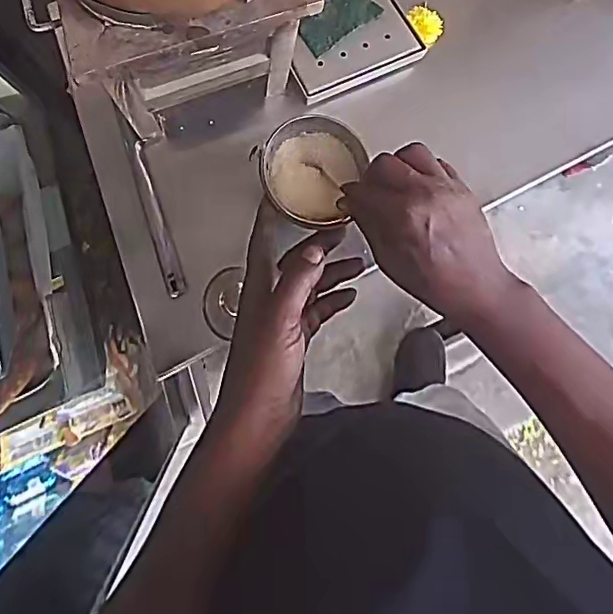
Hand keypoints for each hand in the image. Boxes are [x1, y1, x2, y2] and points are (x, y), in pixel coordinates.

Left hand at [212, 201, 364, 450]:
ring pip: (309, 284)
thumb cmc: (260, 374)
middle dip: (316, 243)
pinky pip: (317, 309)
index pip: (263, 241)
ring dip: (330, 271)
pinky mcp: (295, 338)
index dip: (271, 216)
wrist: (258, 418)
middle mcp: (270, 299)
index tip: (282, 195)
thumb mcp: (281, 318)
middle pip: (294, 261)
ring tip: (354, 261)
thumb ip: (297, 281)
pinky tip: (347, 295)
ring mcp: (283, 319)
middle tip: (339, 229)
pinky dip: (332, 299)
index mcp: (261, 288)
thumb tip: (311, 248)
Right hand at [340, 143, 524, 329]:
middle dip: (372, 176)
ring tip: (396, 180)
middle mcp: (425, 193)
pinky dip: (424, 169)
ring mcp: (445, 187)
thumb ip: (370, 226)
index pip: (365, 190)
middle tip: (371, 189)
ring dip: (399, 164)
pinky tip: (420, 183)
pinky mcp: (461, 187)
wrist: (475, 285)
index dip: (353, 194)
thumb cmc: (437, 281)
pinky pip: (438, 163)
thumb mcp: (388, 260)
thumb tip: (357, 206)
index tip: (352, 197)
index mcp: (403, 214)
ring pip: (412, 153)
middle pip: (385, 163)